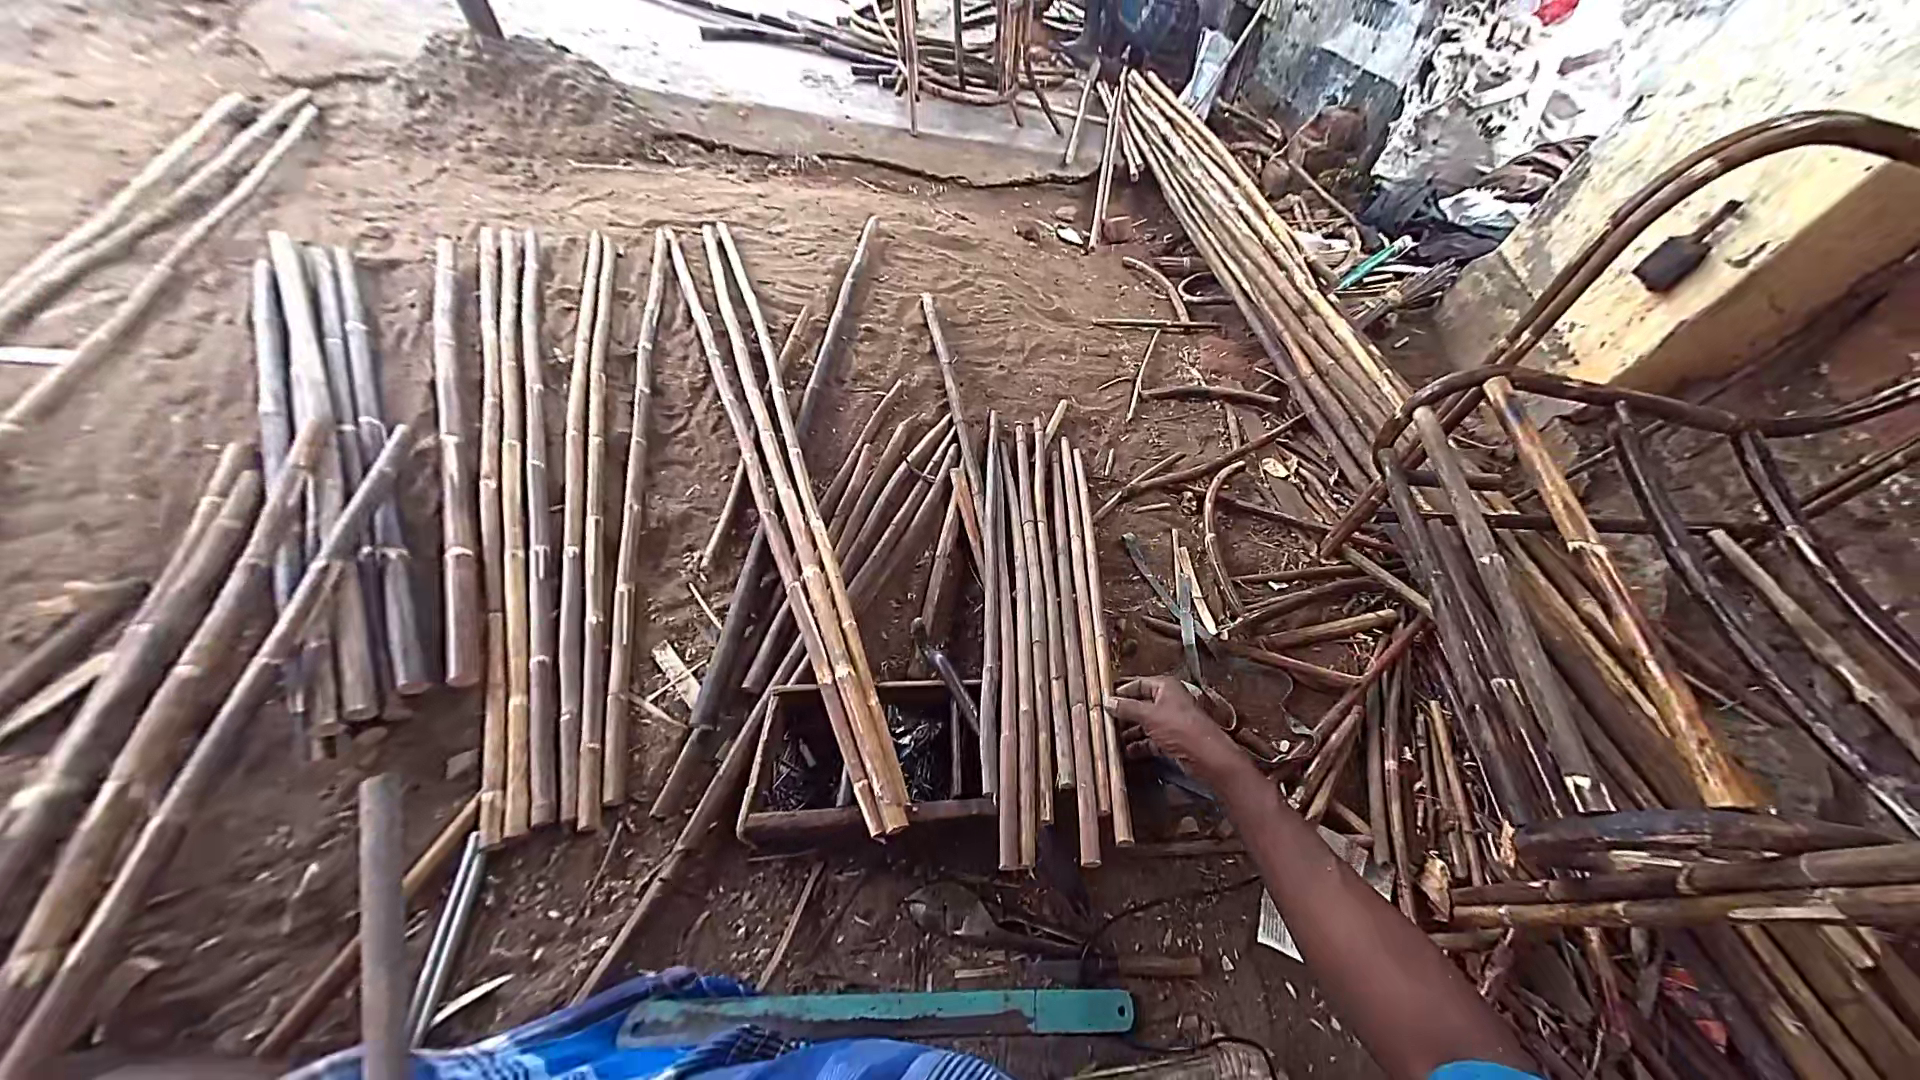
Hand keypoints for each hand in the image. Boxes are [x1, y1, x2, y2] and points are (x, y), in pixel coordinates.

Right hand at [1108, 675, 1248, 787]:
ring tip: (1111, 737)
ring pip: (1144, 723)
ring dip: (1129, 731)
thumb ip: (1127, 707)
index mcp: (1165, 687)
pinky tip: (1126, 751)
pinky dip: (1139, 744)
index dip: (1120, 692)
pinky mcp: (1172, 740)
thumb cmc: (1181, 728)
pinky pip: (1150, 739)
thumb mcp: (1149, 715)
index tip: (1104, 700)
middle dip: (1123, 713)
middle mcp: (1167, 701)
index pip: (1137, 684)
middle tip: (1104, 720)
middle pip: (1139, 704)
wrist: (1208, 757)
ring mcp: (1170, 722)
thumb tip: (1108, 701)